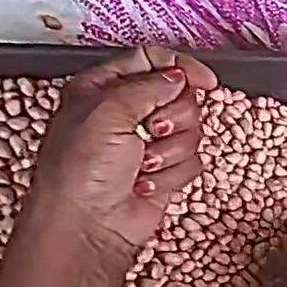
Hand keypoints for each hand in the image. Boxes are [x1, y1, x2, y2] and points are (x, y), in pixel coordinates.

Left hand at [24, 46, 217, 269]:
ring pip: (192, 132)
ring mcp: (149, 144)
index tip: (206, 81)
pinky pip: (193, 162)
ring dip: (170, 151)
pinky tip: (146, 183)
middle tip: (153, 130)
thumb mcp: (107, 112)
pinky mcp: (167, 171)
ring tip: (142, 165)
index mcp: (104, 88)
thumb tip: (180, 75)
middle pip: (181, 97)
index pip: (153, 61)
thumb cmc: (80, 169)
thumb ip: (147, 86)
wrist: (88, 224)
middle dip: (175, 117)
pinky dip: (172, 174)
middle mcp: (129, 113)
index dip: (182, 68)